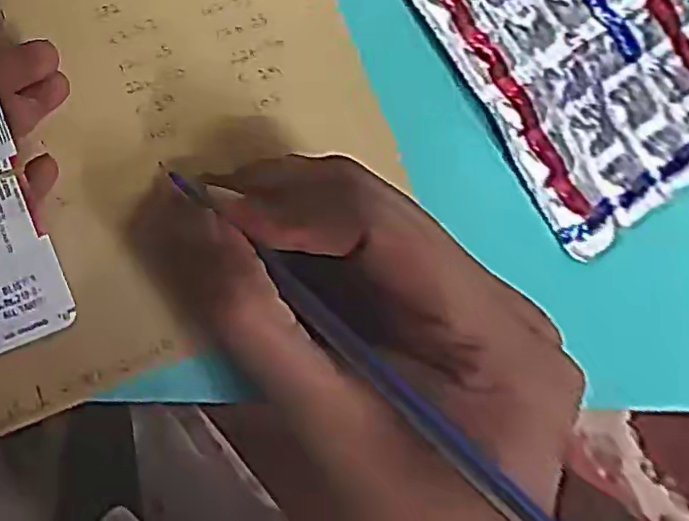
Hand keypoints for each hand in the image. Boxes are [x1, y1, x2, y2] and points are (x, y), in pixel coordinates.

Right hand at [136, 155, 583, 520]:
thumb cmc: (392, 500)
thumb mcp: (319, 417)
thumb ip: (251, 316)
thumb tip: (194, 215)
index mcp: (495, 330)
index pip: (378, 223)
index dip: (284, 207)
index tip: (208, 214)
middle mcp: (488, 293)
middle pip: (361, 200)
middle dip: (270, 197)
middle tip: (200, 211)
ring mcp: (456, 289)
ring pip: (346, 204)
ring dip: (272, 207)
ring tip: (218, 228)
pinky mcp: (418, 293)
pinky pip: (339, 231)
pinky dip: (282, 229)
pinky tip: (252, 249)